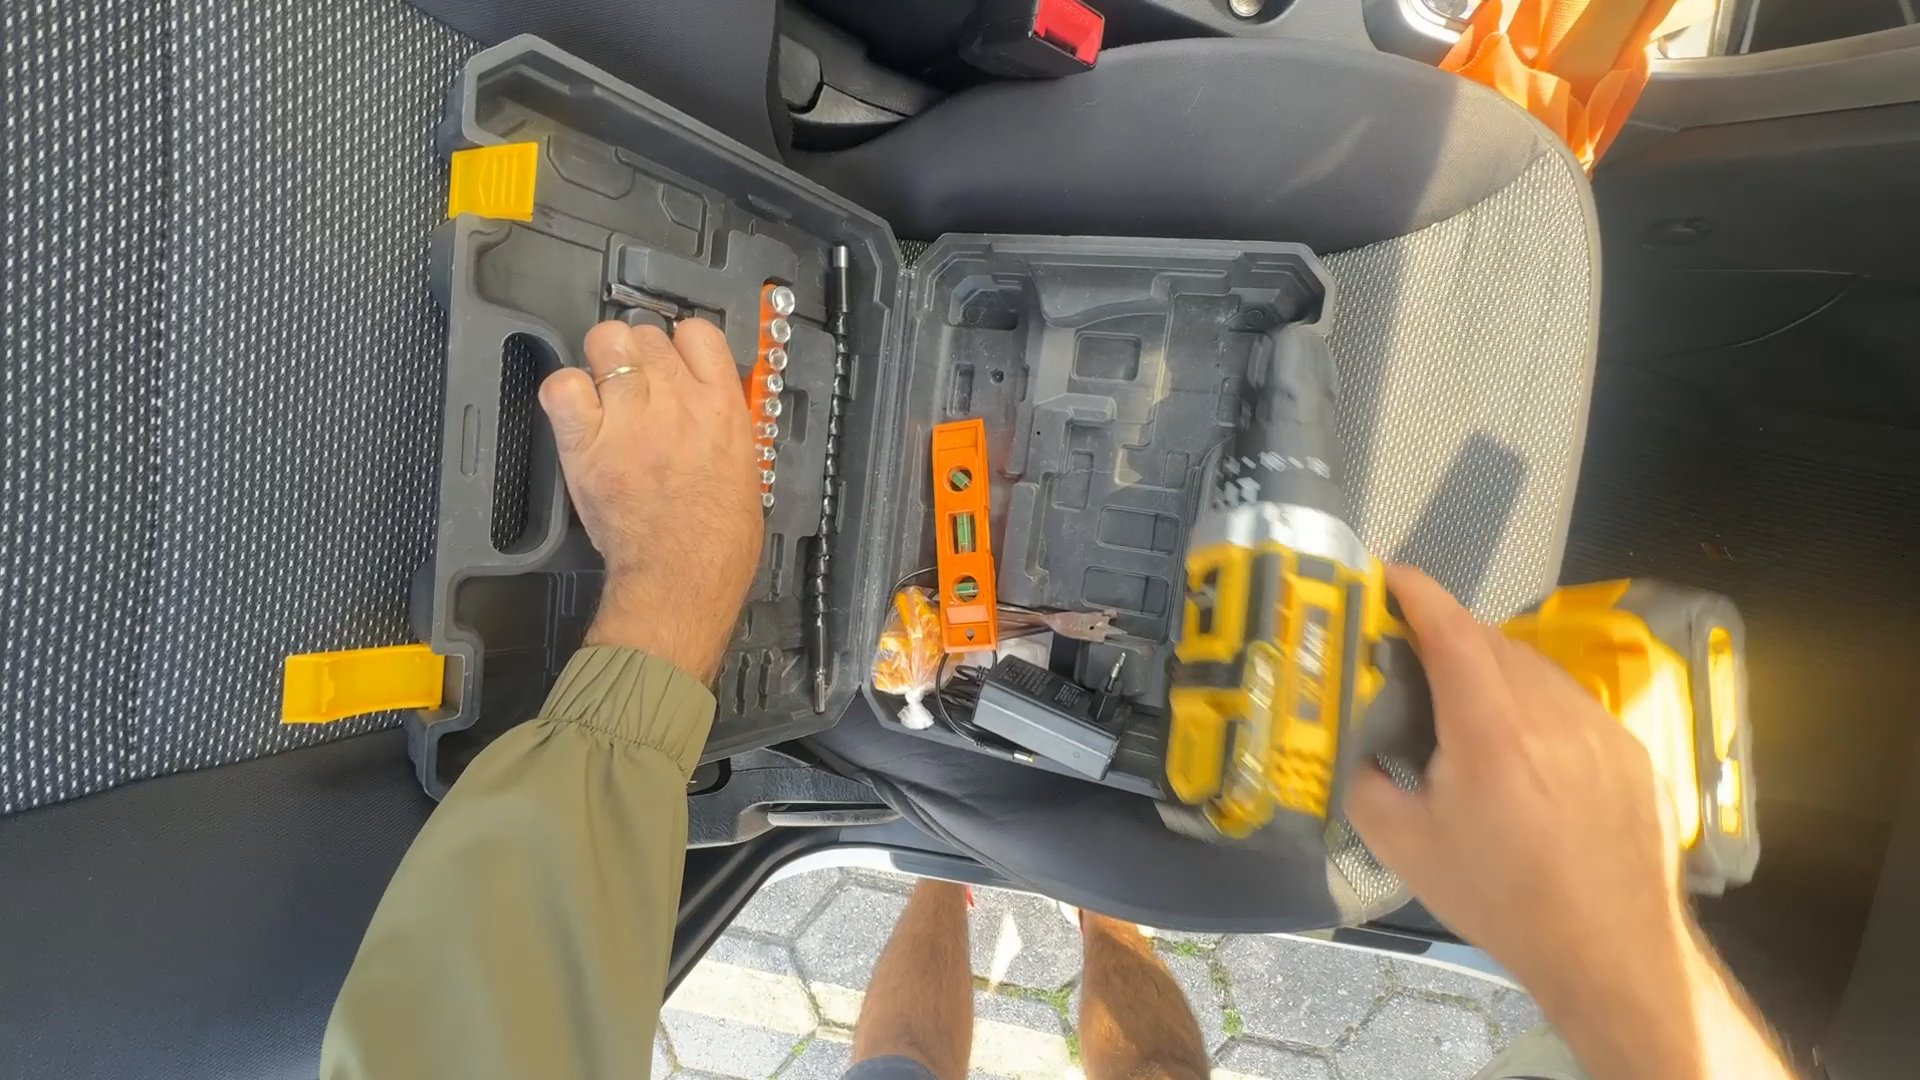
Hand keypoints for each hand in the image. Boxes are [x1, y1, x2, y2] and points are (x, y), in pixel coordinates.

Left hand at [537, 319, 761, 680]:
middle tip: (640, 389)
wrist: (683, 576)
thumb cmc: (722, 537)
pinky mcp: (586, 441)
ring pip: (605, 342)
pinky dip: (567, 393)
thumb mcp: (748, 468)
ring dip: (605, 362)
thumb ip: (726, 426)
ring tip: (608, 395)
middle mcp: (677, 400)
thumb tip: (710, 407)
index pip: (699, 332)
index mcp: (723, 406)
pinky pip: (562, 384)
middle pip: (647, 333)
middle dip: (642, 356)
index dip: (683, 344)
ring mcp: (629, 416)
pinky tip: (580, 415)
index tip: (678, 364)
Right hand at [1345, 565, 1687, 1005]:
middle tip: (1399, 643)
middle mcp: (1550, 716)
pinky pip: (1560, 692)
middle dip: (1439, 626)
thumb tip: (1347, 738)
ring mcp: (1598, 728)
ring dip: (1481, 657)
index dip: (1417, 593)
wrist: (1615, 956)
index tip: (1385, 573)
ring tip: (1449, 688)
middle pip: (1487, 638)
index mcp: (1490, 733)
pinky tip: (1507, 730)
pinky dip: (1521, 689)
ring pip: (1528, 662)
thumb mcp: (1398, 841)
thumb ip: (1359, 775)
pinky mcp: (1626, 748)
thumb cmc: (1497, 896)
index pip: (1452, 633)